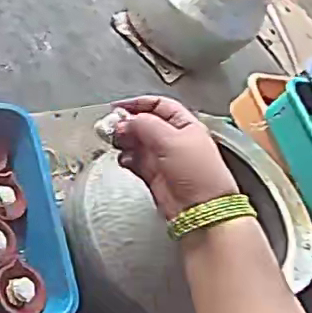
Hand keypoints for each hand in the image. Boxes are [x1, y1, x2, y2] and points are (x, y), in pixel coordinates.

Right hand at [107, 96, 238, 219]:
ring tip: (115, 142)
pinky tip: (123, 159)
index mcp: (185, 125)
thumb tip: (125, 120)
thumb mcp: (171, 139)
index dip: (138, 104)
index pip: (159, 105)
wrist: (199, 208)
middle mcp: (173, 140)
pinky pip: (134, 162)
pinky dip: (126, 159)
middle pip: (145, 124)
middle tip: (112, 127)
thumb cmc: (198, 173)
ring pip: (137, 143)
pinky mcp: (153, 175)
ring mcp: (163, 158)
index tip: (118, 107)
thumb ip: (145, 125)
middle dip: (127, 124)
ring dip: (124, 141)